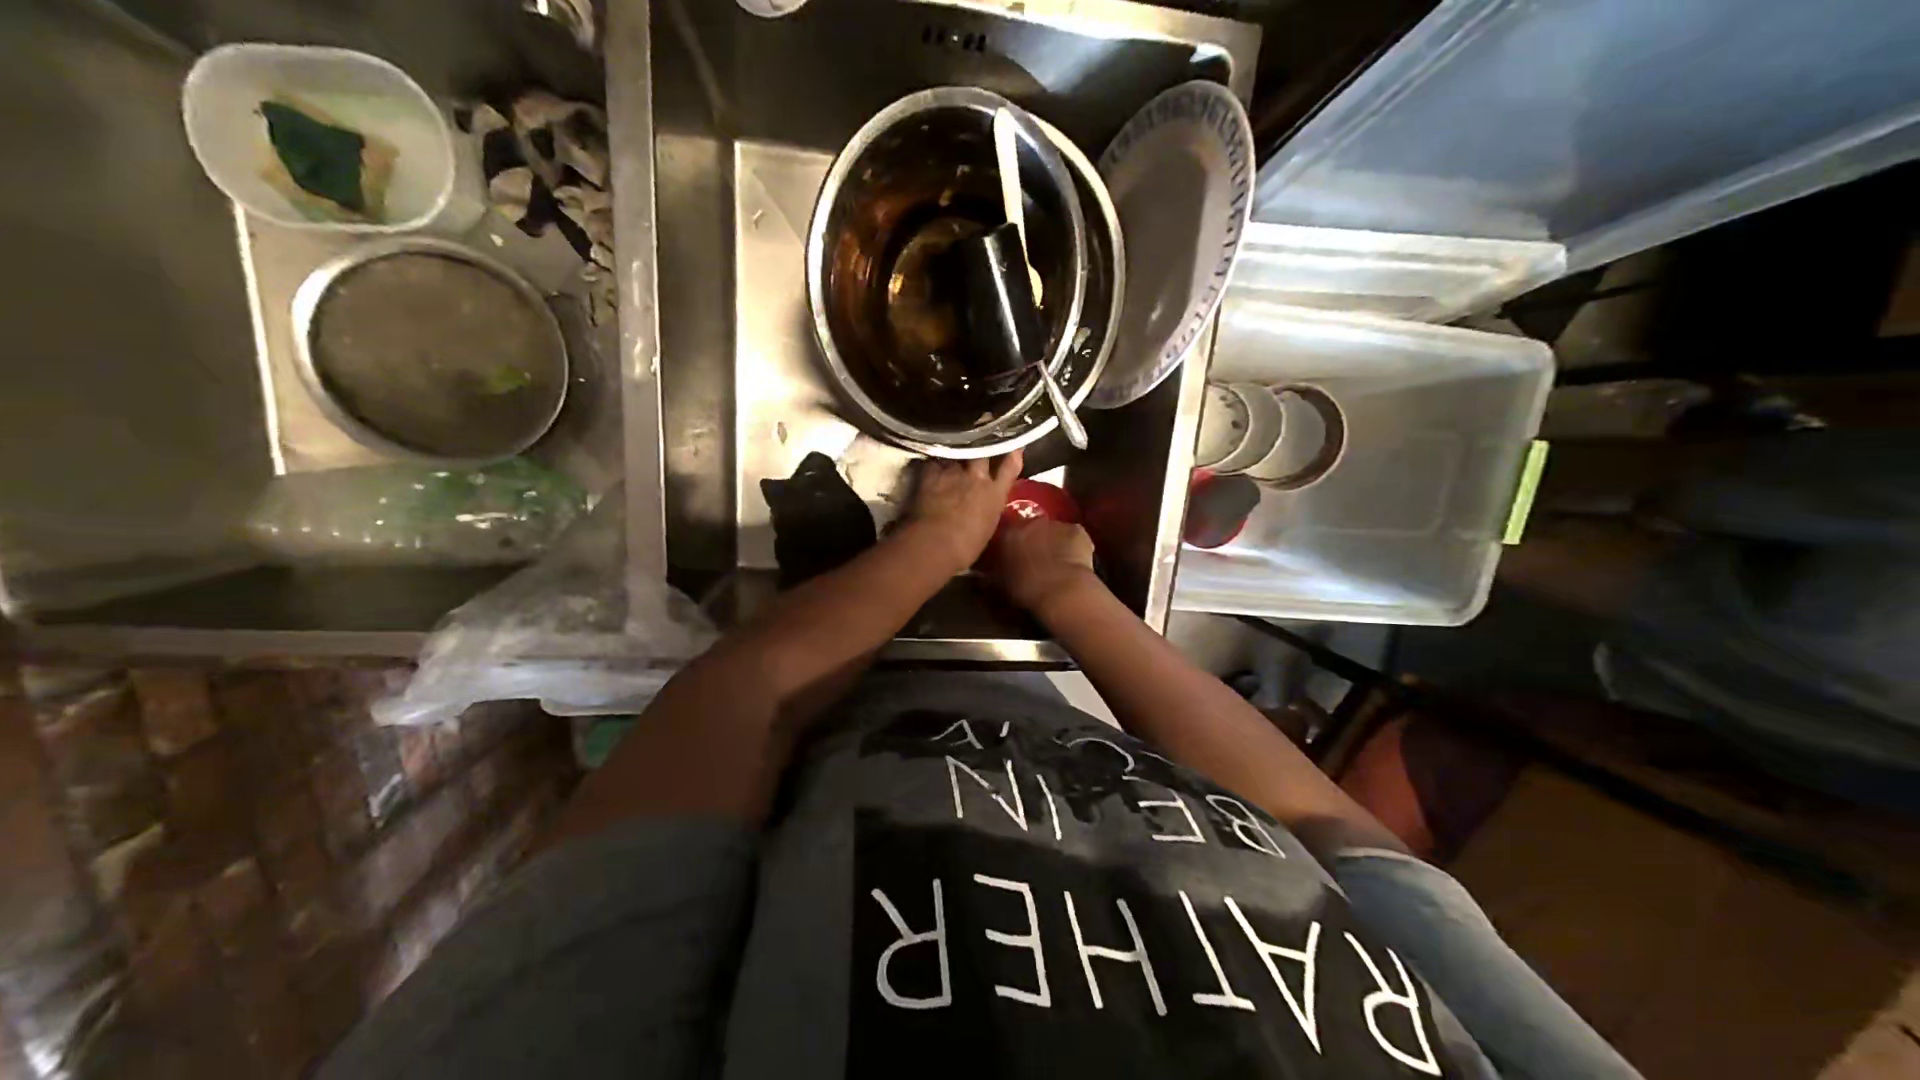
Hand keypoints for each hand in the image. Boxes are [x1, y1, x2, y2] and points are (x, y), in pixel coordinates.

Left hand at [903, 449, 1022, 572]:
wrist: (937, 543)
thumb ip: (989, 510)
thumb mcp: (987, 528)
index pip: (1010, 467)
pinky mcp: (931, 475)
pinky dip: (934, 463)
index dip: (1013, 454)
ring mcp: (953, 473)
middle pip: (983, 453)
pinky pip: (934, 461)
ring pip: (958, 453)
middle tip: (979, 448)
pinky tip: (932, 464)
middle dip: (982, 449)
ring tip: (954, 453)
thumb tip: (985, 508)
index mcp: (995, 494)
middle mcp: (977, 477)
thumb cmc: (966, 547)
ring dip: (958, 455)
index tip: (1015, 446)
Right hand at [989, 517, 1099, 614]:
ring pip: (1052, 531)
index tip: (1010, 556)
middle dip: (1031, 540)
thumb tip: (983, 576)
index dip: (1008, 544)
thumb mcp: (999, 586)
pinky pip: (1073, 536)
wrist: (1060, 592)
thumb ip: (990, 575)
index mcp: (1007, 533)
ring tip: (1056, 563)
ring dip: (1052, 542)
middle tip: (1033, 559)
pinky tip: (1074, 561)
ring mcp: (1055, 524)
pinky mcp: (1076, 530)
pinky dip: (1073, 545)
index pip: (1004, 532)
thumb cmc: (1025, 590)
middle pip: (1030, 528)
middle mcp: (1029, 522)